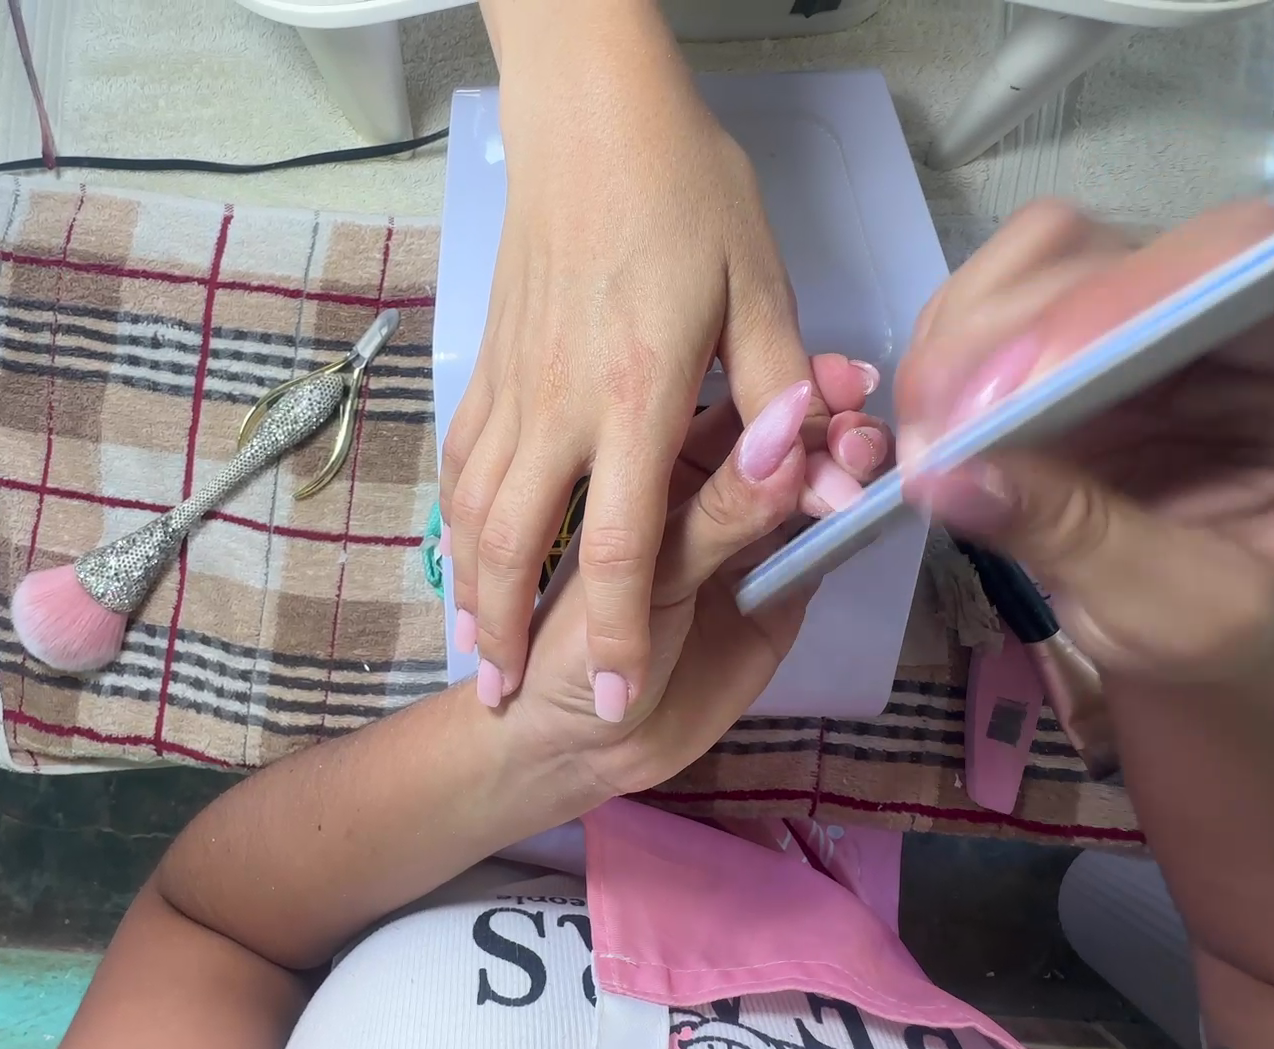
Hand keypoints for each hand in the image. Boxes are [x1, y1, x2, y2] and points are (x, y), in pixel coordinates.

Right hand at [443, 6, 889, 721]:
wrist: (587, 122)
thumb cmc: (684, 196)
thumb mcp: (758, 286)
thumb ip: (779, 391)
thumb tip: (817, 479)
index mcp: (635, 398)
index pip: (617, 547)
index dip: (613, 635)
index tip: (610, 701)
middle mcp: (558, 409)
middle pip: (514, 545)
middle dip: (503, 632)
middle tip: (502, 695)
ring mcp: (510, 389)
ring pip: (471, 509)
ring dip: (467, 587)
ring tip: (472, 645)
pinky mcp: (485, 367)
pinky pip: (459, 460)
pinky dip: (456, 519)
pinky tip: (461, 550)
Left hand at [496, 374, 888, 798]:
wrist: (584, 746)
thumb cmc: (574, 646)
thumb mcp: (646, 574)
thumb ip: (715, 515)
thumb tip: (789, 436)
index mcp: (651, 474)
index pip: (724, 421)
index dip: (778, 395)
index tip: (829, 376)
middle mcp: (705, 498)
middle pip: (778, 447)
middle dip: (823, 427)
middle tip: (859, 423)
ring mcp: (748, 542)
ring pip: (807, 491)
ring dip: (843, 468)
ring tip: (869, 454)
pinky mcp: (782, 591)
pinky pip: (820, 548)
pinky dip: (848, 525)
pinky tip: (871, 505)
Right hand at [898, 200, 1273, 678]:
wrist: (1169, 627)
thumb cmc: (1207, 629)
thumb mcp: (1170, 614)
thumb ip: (1072, 538)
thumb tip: (940, 477)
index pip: (1239, 264)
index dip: (1107, 306)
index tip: (995, 407)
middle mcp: (1231, 312)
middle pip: (1103, 253)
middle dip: (994, 348)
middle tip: (932, 448)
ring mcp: (1133, 313)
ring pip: (1027, 262)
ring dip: (950, 351)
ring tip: (926, 449)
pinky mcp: (1050, 335)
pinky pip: (974, 305)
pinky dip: (933, 362)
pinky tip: (929, 430)